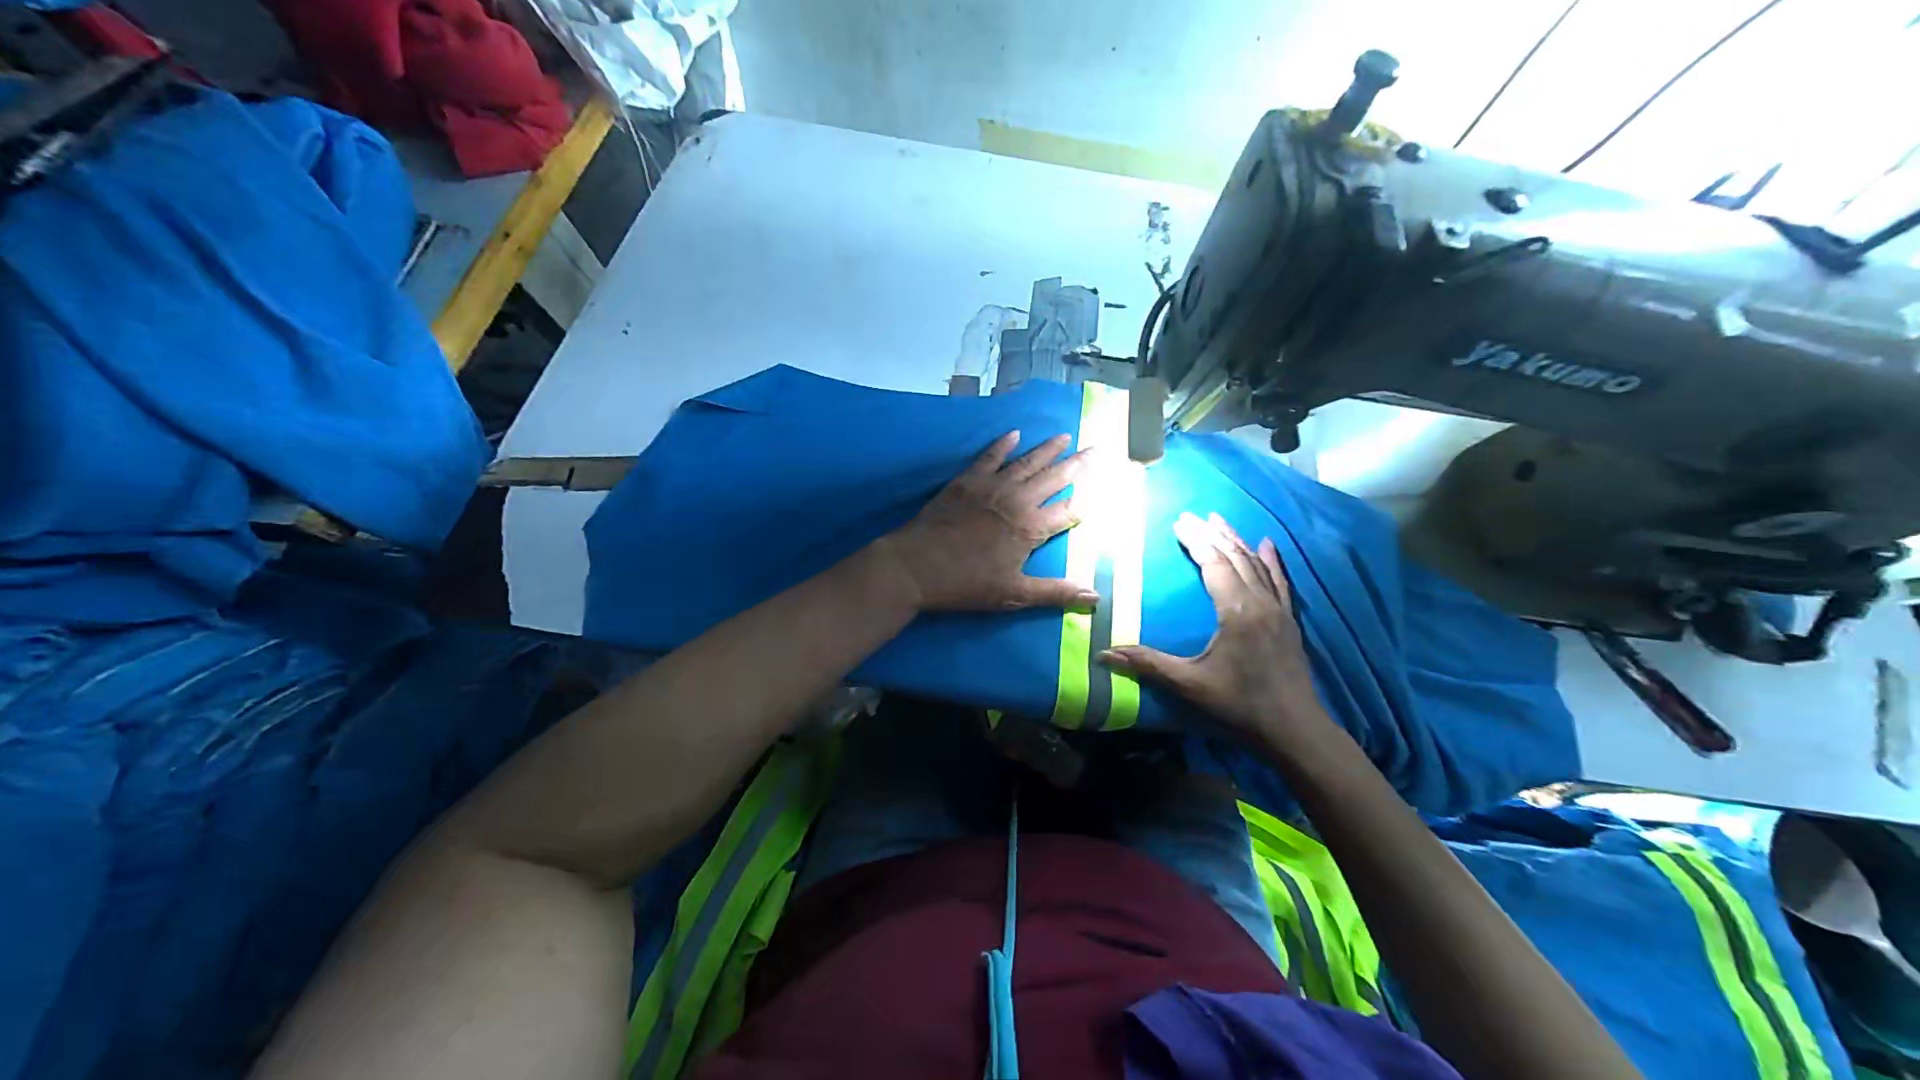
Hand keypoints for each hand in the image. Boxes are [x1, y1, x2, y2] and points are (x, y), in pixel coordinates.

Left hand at [876, 431, 1099, 612]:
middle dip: (1077, 465)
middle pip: (1053, 478)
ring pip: (1027, 462)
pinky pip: (990, 457)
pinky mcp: (967, 480)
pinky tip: (1014, 434)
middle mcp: (1017, 500)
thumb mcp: (1014, 594)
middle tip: (1095, 450)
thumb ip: (1056, 593)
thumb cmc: (966, 584)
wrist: (916, 566)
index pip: (1067, 512)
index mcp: (1031, 529)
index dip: (1083, 501)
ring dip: (1047, 449)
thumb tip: (1095, 597)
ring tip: (1064, 436)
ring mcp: (992, 486)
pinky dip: (1003, 444)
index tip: (1100, 487)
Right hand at [1099, 512, 1329, 743]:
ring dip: (1237, 541)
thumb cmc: (1240, 705)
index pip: (1213, 565)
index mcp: (1236, 612)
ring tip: (1220, 520)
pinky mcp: (1289, 621)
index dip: (1195, 541)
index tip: (1178, 522)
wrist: (1294, 729)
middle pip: (1235, 558)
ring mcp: (1279, 611)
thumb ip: (1149, 665)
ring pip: (1257, 565)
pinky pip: (1279, 581)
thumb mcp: (1190, 685)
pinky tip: (1268, 545)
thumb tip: (1104, 655)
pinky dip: (1271, 560)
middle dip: (1212, 534)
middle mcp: (1260, 603)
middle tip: (1192, 515)